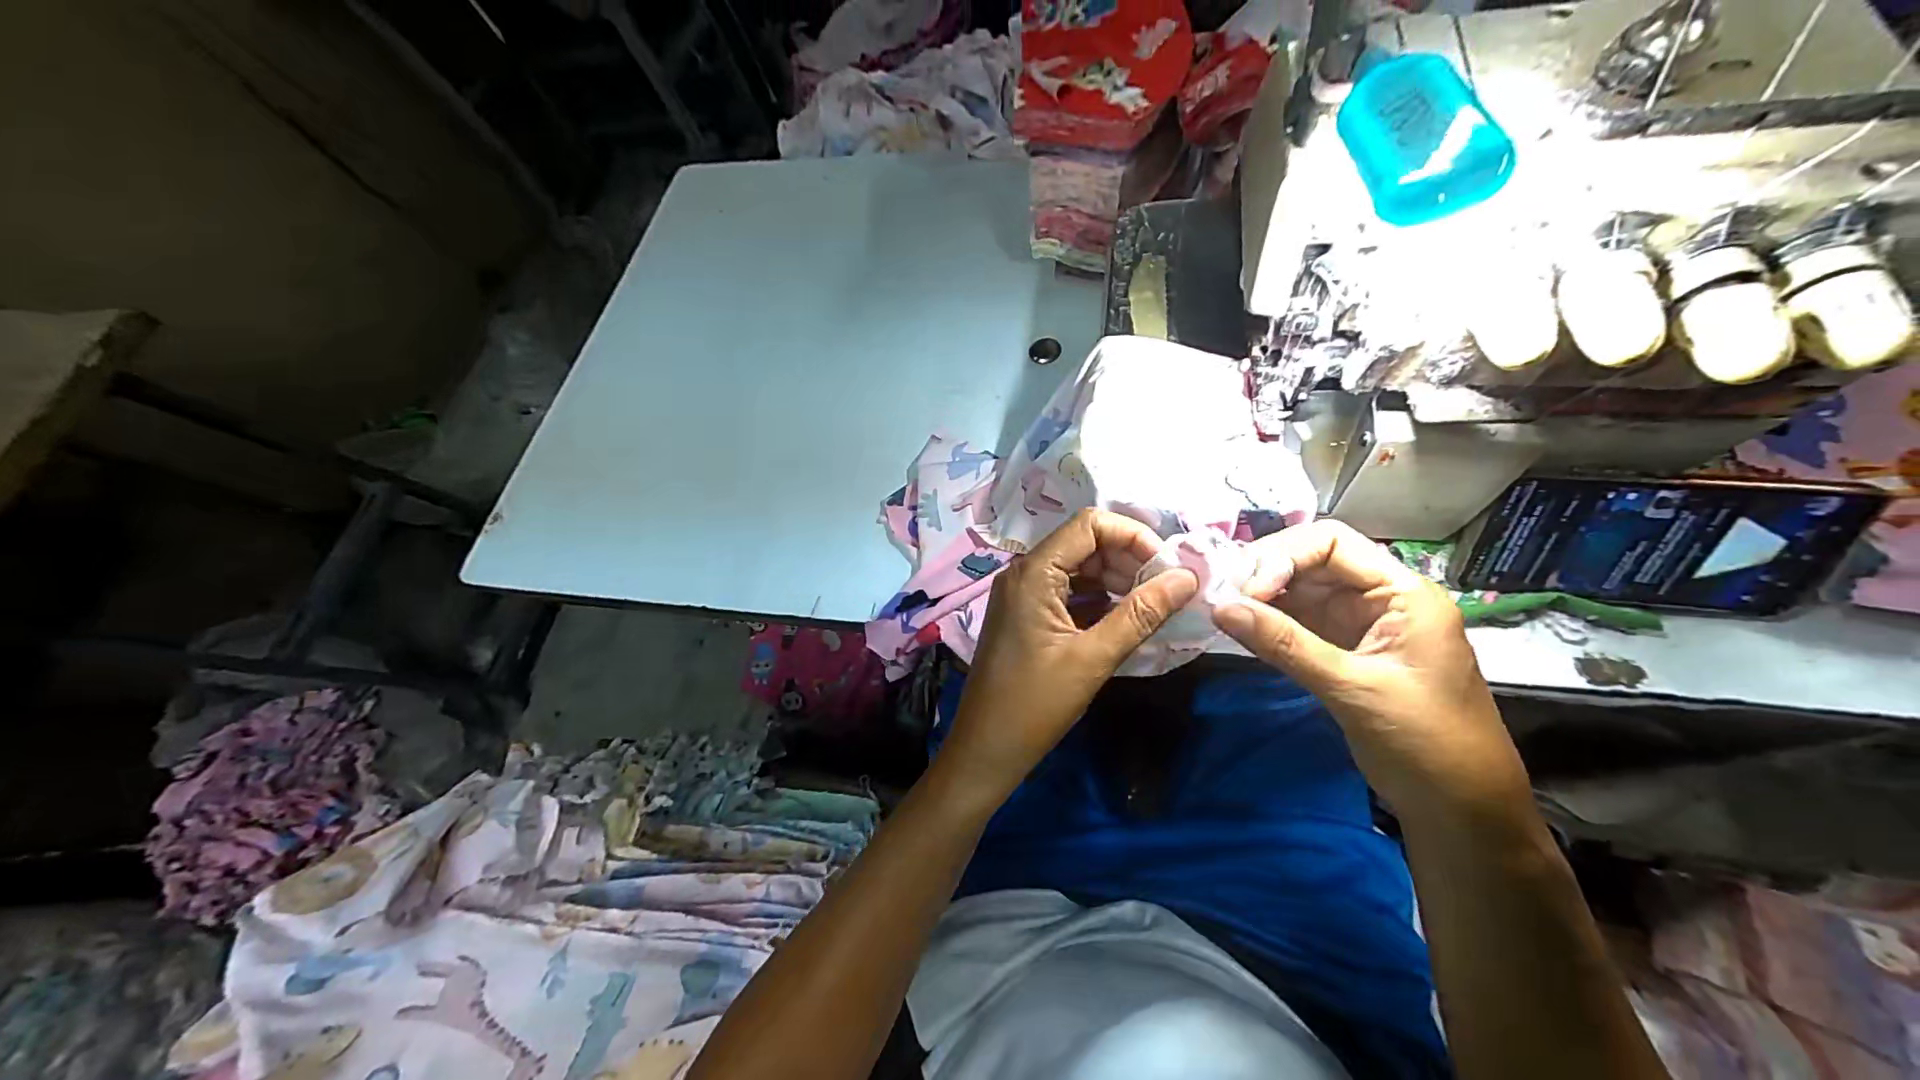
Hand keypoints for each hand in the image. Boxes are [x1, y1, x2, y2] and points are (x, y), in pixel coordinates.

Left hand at [939, 509, 1198, 802]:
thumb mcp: (1093, 658)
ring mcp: (1022, 595)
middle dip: (1128, 559)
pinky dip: (1098, 599)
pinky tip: (1124, 620)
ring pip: (1078, 568)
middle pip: (1084, 543)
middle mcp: (1024, 573)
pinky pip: (1067, 592)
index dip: (1133, 536)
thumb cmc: (1034, 704)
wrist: (986, 749)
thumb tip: (1187, 578)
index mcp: (1033, 573)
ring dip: (1116, 580)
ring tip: (1151, 607)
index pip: (1089, 524)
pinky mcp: (1026, 616)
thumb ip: (1141, 614)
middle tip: (1165, 591)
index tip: (1166, 568)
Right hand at [1211, 520, 1529, 819]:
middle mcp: (1379, 599)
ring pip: (1299, 591)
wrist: (1461, 809)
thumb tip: (1220, 607)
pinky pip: (1297, 622)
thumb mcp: (1353, 689)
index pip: (1333, 543)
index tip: (1247, 590)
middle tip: (1223, 597)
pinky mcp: (1342, 651)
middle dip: (1264, 572)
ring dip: (1260, 596)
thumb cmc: (1426, 743)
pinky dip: (1267, 622)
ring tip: (1221, 609)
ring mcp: (1359, 625)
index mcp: (1403, 594)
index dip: (1284, 556)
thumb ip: (1285, 645)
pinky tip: (1239, 627)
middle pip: (1311, 561)